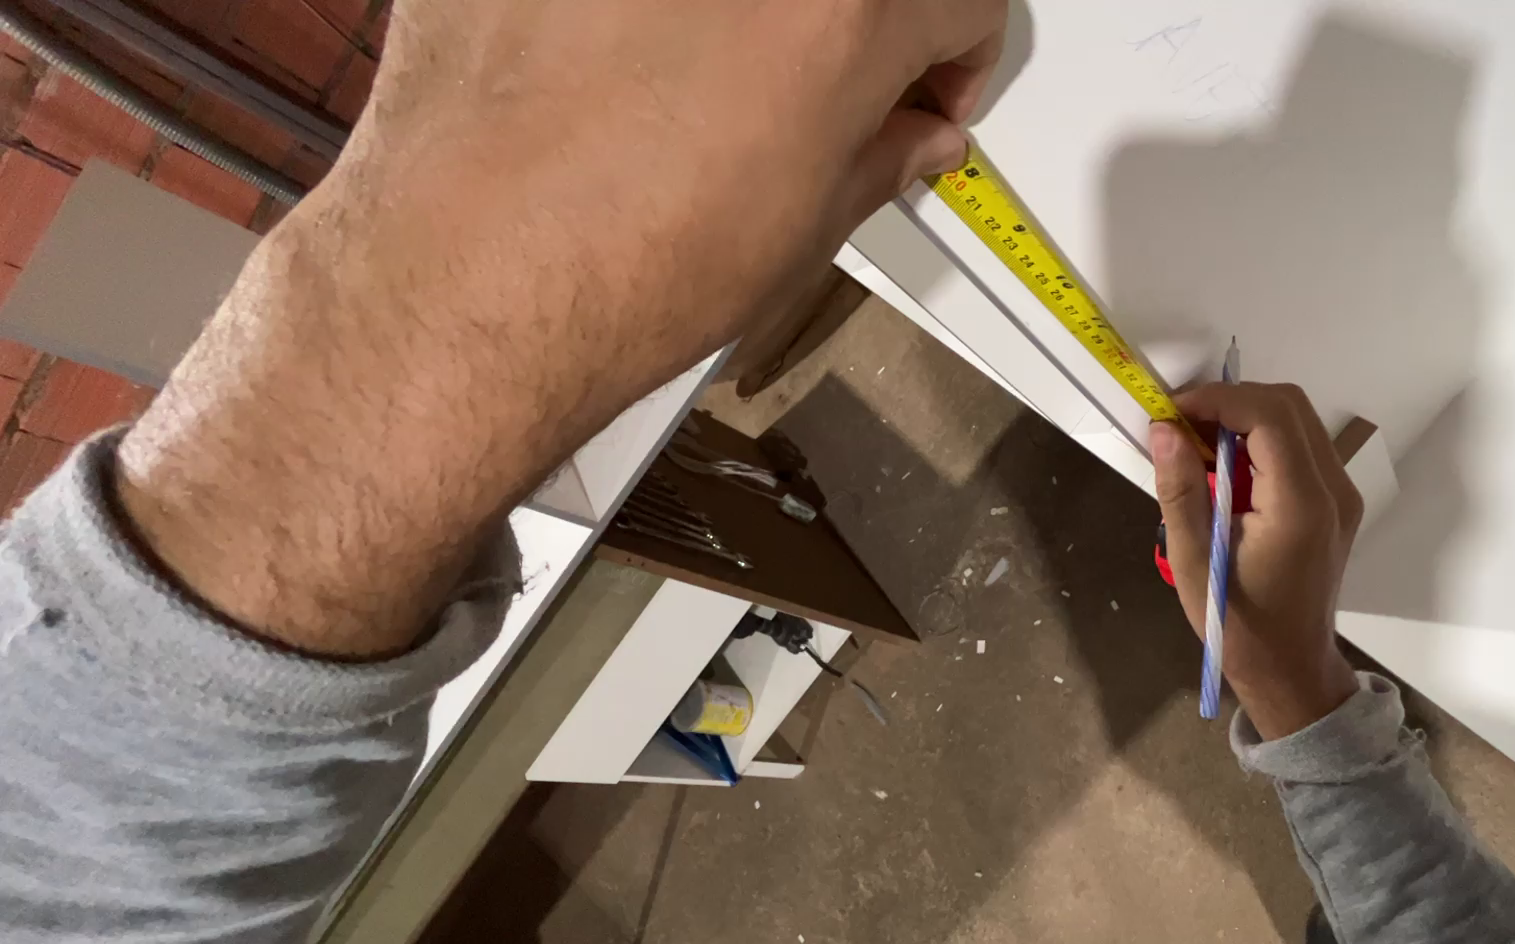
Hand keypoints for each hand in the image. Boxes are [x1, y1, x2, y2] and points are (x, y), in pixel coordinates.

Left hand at [115, 0, 1006, 656]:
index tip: (927, 98)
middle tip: (847, 91)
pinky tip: (647, 61)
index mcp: (837, 14)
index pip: (969, 1)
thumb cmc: (631, 273)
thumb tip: (916, 137)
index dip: (961, 62)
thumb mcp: (805, 231)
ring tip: (734, 84)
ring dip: (772, 21)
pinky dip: (677, 12)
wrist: (479, 279)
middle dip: (876, 29)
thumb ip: (881, 161)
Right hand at [1150, 382, 1361, 740]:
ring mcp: (1341, 495)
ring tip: (1196, 443)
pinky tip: (1224, 467)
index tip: (1170, 412)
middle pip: (1288, 406)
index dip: (1216, 399)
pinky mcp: (1336, 503)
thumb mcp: (1193, 560)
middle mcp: (1333, 490)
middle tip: (1180, 425)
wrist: (1289, 668)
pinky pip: (1299, 446)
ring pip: (1297, 420)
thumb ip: (1180, 490)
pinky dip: (1259, 439)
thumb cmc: (1236, 623)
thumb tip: (1163, 430)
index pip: (1268, 416)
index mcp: (1300, 505)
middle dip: (1229, 401)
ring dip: (1244, 417)